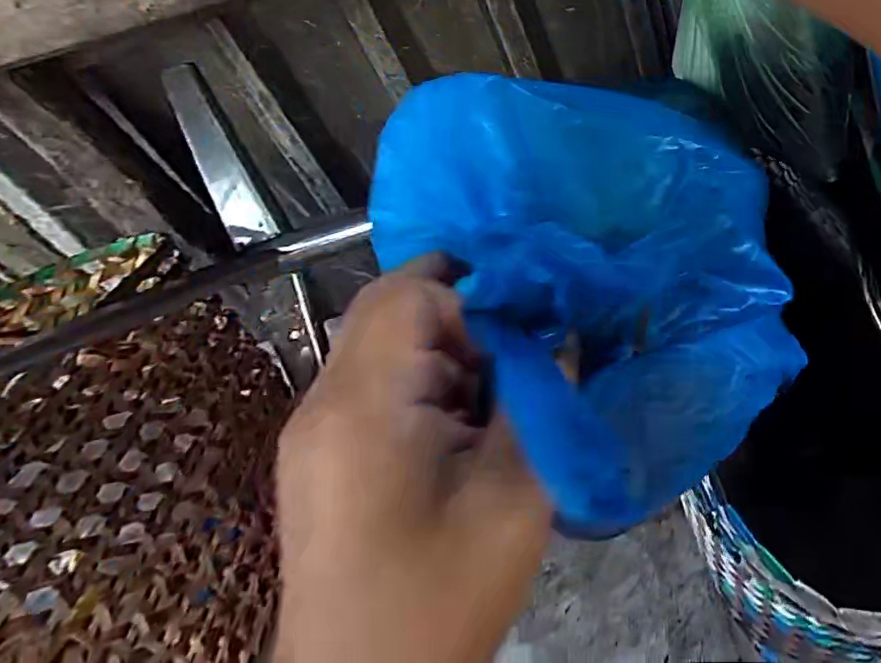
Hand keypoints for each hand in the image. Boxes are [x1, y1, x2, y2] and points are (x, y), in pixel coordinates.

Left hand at [275, 255, 550, 662]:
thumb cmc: (441, 592)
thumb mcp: (515, 491)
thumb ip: (539, 397)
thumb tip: (562, 334)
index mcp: (364, 404)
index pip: (407, 293)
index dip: (472, 288)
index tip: (526, 318)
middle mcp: (326, 403)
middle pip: (392, 310)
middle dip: (466, 315)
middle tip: (521, 351)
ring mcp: (318, 429)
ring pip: (389, 342)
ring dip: (452, 350)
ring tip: (501, 393)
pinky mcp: (326, 453)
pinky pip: (381, 380)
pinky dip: (432, 381)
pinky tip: (469, 424)